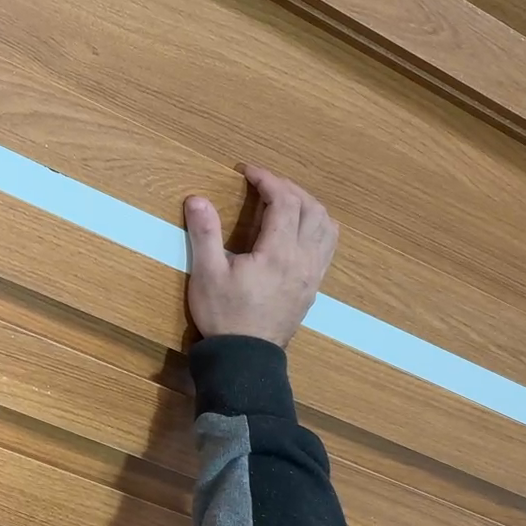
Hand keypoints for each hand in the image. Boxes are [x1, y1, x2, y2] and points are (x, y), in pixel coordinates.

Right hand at [184, 165, 338, 347]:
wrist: (246, 354)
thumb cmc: (223, 312)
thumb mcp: (206, 272)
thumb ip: (205, 233)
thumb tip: (197, 199)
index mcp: (279, 253)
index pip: (285, 203)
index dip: (268, 180)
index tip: (247, 171)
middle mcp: (304, 259)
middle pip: (312, 209)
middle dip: (288, 187)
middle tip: (262, 181)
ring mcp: (313, 273)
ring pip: (327, 226)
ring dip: (308, 204)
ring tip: (283, 198)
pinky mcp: (313, 284)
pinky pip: (328, 245)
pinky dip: (317, 224)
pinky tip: (299, 226)